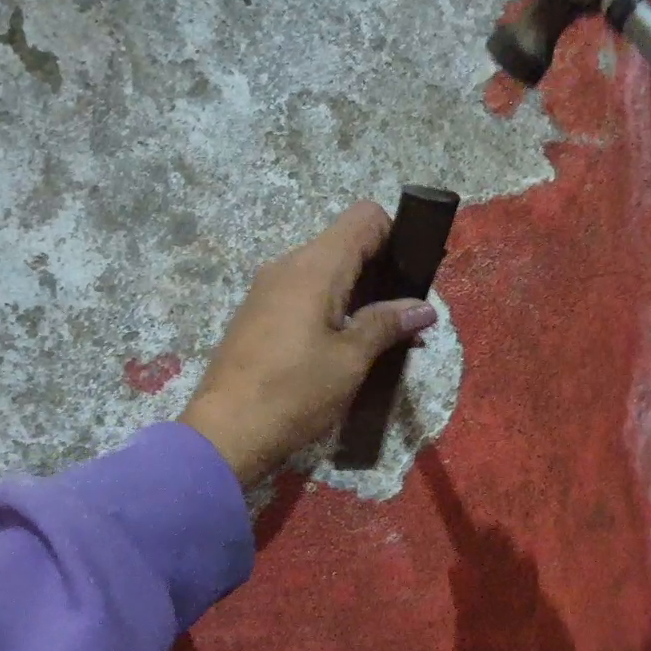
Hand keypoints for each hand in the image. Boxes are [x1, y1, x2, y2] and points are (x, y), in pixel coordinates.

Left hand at [179, 203, 436, 486]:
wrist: (226, 432)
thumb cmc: (295, 392)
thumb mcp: (351, 359)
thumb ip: (387, 324)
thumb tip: (423, 307)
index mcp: (315, 267)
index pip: (364, 217)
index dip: (395, 237)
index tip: (412, 277)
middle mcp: (288, 265)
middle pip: (346, 244)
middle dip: (382, 272)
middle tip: (406, 316)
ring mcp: (269, 289)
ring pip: (326, 272)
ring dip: (358, 295)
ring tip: (382, 338)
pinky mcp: (259, 314)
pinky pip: (305, 294)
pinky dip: (332, 309)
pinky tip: (345, 348)